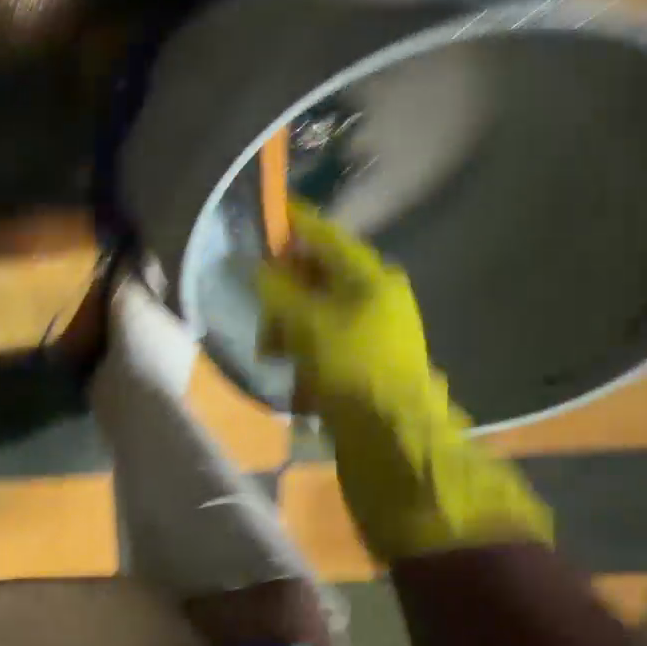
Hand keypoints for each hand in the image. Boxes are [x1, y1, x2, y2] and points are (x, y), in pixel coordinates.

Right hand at [256, 201, 551, 561]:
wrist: (393, 437)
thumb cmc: (349, 367)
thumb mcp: (302, 322)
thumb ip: (274, 287)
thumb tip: (254, 262)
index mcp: (370, 278)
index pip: (324, 235)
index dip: (293, 222)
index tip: (265, 208)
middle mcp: (377, 295)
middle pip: (315, 274)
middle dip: (280, 290)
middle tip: (260, 312)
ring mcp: (375, 328)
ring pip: (313, 308)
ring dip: (286, 324)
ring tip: (275, 355)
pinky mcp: (367, 357)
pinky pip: (321, 337)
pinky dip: (302, 347)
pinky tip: (296, 373)